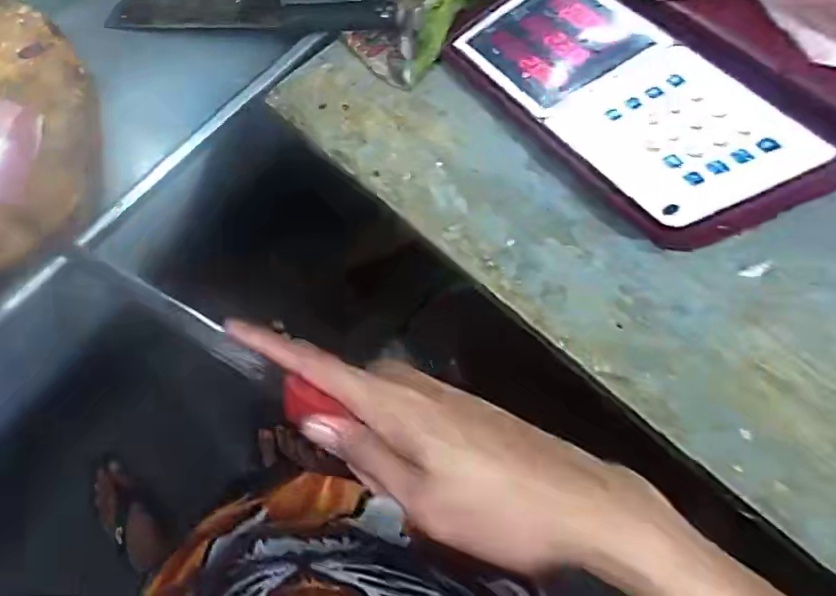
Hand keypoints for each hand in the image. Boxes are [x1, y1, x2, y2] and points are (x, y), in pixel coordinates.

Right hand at [225, 321, 672, 578]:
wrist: (602, 510)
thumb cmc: (501, 509)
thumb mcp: (421, 500)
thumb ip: (361, 451)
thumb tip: (311, 413)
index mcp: (387, 401)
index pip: (312, 362)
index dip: (269, 343)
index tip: (233, 324)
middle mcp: (405, 382)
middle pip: (341, 379)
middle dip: (320, 400)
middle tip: (326, 444)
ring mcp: (436, 389)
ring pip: (374, 393)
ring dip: (359, 416)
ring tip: (386, 468)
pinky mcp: (461, 403)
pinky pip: (402, 400)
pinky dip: (387, 418)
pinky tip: (422, 461)